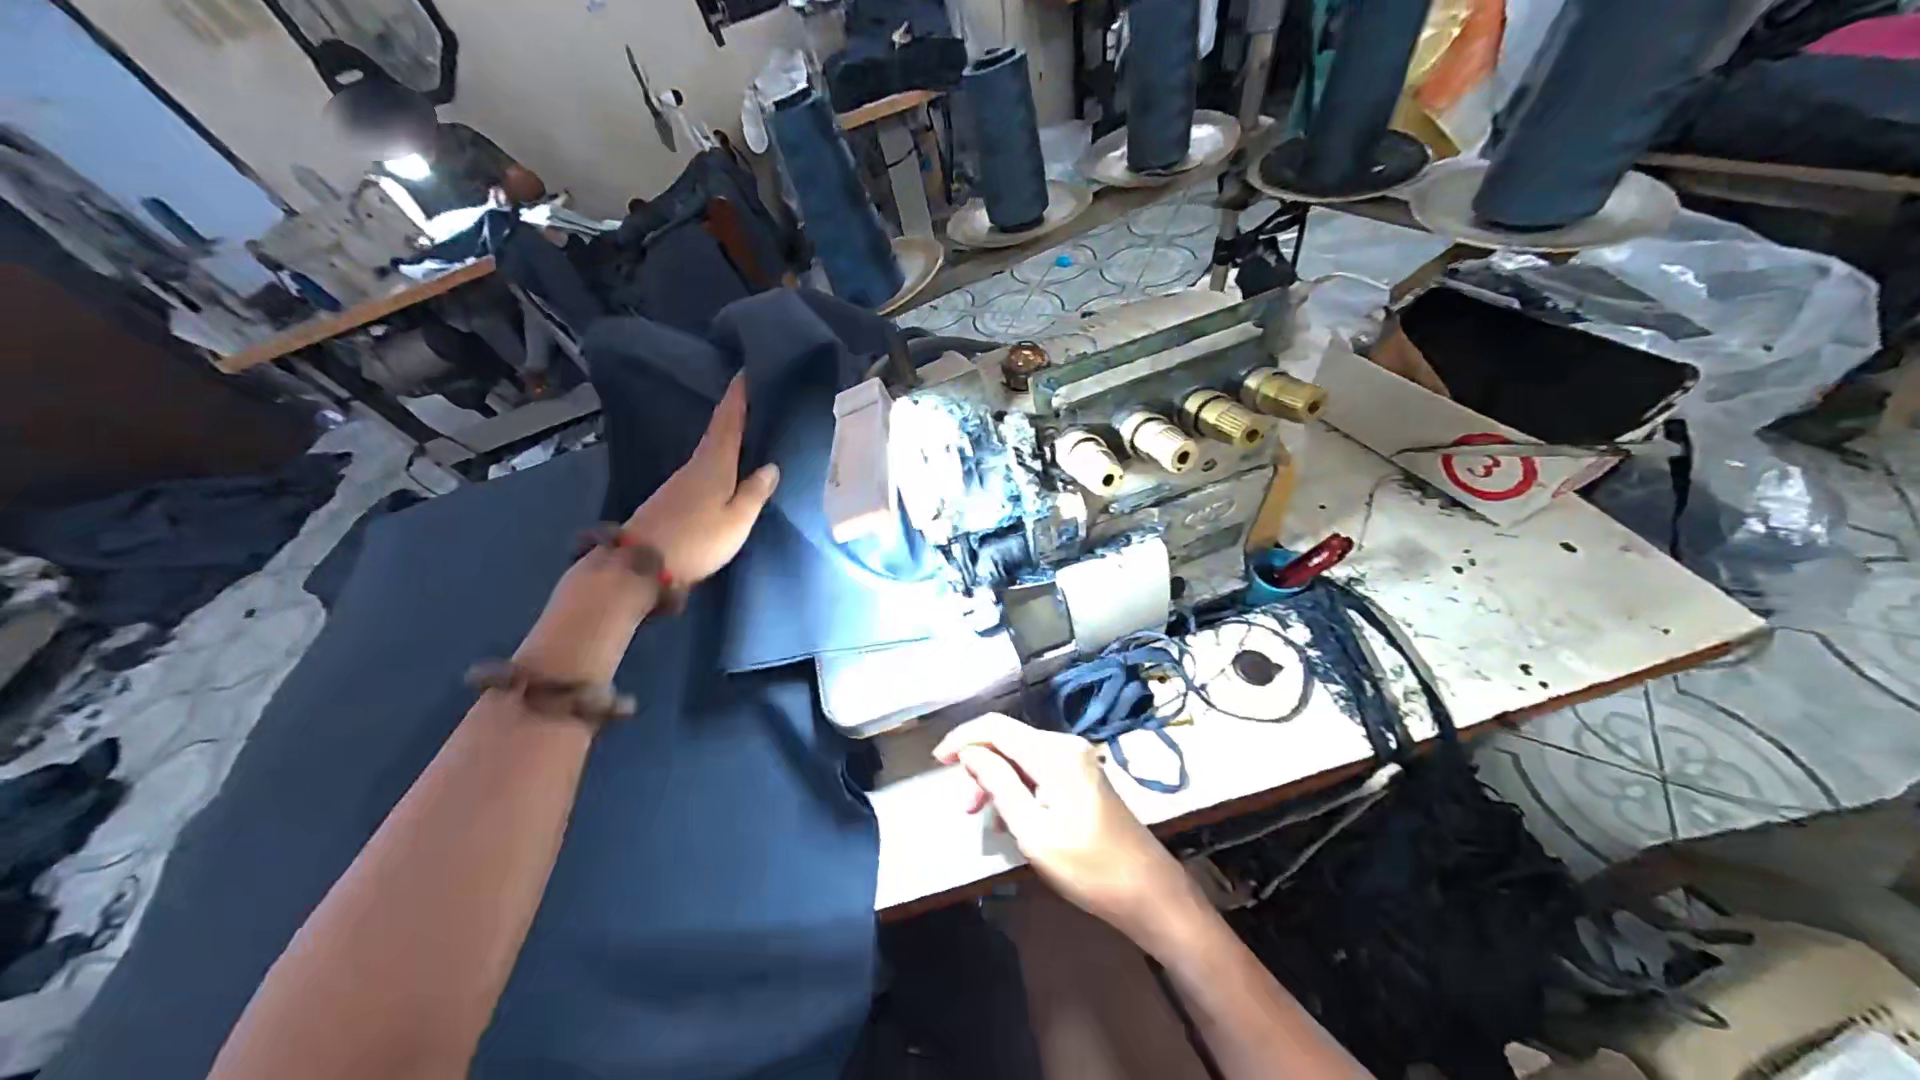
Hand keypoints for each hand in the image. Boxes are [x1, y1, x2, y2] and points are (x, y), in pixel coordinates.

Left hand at [623, 374, 780, 584]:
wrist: (638, 567)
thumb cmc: (695, 540)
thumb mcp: (736, 520)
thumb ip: (754, 492)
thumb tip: (770, 466)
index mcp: (713, 464)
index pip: (728, 422)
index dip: (737, 397)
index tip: (745, 371)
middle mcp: (694, 467)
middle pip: (718, 434)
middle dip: (735, 414)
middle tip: (755, 398)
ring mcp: (679, 484)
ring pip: (710, 453)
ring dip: (728, 440)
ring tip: (749, 432)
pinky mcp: (672, 501)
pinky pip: (703, 472)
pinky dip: (718, 462)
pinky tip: (727, 470)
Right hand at [933, 714, 1204, 951]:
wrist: (1148, 892)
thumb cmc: (1088, 867)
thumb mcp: (1033, 830)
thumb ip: (999, 784)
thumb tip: (970, 751)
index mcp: (1055, 753)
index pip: (996, 727)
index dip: (962, 738)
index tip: (937, 761)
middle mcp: (1067, 746)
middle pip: (1009, 741)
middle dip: (981, 767)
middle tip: (968, 809)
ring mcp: (1079, 761)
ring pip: (1022, 757)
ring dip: (998, 781)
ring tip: (988, 819)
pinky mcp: (1084, 777)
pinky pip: (1039, 770)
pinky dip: (1019, 788)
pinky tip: (1013, 819)